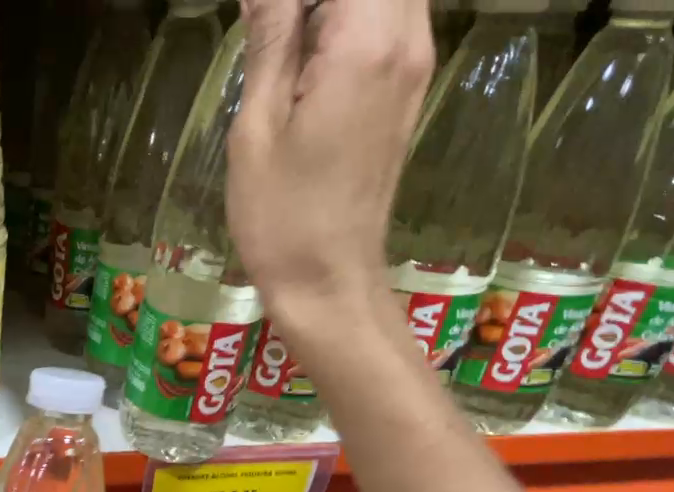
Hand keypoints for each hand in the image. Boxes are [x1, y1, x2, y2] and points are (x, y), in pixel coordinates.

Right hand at [228, 0, 432, 324]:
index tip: (262, 16)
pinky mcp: (409, 88)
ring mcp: (415, 64)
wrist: (328, 281)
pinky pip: (390, 18)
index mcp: (365, 44)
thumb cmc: (280, 216)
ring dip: (331, 10)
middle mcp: (408, 39)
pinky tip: (303, 51)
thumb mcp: (257, 128)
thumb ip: (269, 40)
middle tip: (270, 26)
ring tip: (281, 36)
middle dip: (313, 1)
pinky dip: (349, 18)